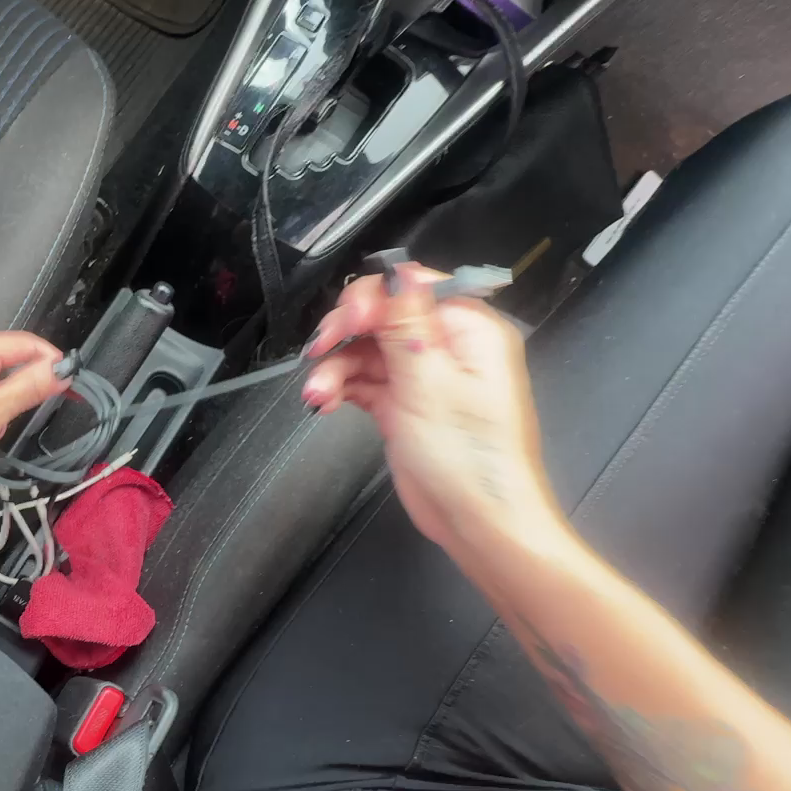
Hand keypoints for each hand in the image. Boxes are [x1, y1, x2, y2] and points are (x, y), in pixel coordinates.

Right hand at [301, 265, 569, 560]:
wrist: (475, 518)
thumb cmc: (468, 456)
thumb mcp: (429, 381)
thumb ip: (405, 324)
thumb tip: (393, 272)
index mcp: (467, 328)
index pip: (410, 288)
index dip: (370, 300)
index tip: (342, 326)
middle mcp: (445, 346)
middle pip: (380, 317)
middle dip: (343, 335)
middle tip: (317, 354)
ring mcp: (421, 376)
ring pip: (364, 352)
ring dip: (334, 369)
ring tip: (316, 396)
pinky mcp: (401, 404)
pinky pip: (362, 382)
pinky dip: (339, 390)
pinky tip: (323, 404)